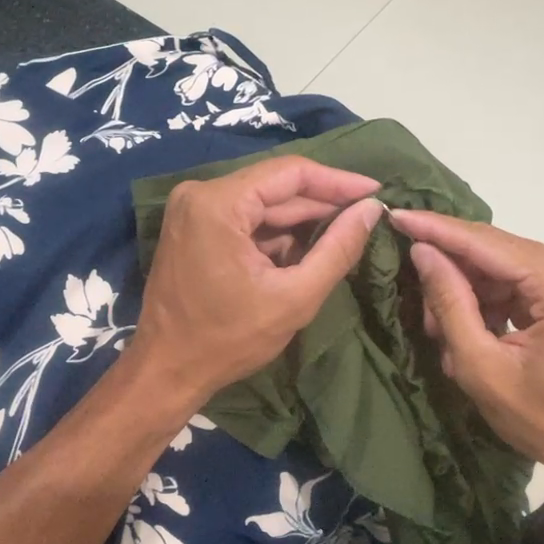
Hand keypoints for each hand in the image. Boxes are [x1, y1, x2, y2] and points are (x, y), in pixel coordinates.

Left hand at [132, 156, 382, 408]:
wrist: (167, 370)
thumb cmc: (228, 339)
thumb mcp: (294, 297)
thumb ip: (337, 250)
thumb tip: (372, 210)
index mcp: (217, 203)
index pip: (290, 173)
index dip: (338, 181)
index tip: (376, 190)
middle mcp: (200, 194)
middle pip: (275, 187)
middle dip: (322, 203)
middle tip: (368, 214)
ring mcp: (193, 210)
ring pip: (262, 204)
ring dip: (301, 221)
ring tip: (347, 232)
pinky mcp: (193, 228)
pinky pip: (245, 219)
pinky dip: (276, 235)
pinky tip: (309, 250)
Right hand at [392, 209, 543, 494]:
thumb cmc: (543, 420)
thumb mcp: (482, 367)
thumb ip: (449, 303)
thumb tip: (422, 250)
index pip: (488, 244)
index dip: (437, 229)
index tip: (396, 215)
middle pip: (497, 252)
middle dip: (452, 273)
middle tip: (421, 311)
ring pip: (505, 264)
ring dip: (470, 291)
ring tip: (443, 331)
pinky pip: (522, 278)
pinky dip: (492, 299)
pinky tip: (472, 328)